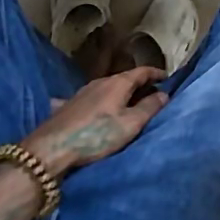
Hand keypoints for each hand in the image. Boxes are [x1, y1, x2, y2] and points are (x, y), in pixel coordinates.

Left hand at [23, 66, 167, 176]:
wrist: (52, 147)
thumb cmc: (96, 135)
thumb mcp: (129, 124)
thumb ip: (149, 108)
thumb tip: (164, 94)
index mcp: (117, 83)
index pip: (141, 71)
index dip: (156, 73)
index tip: (167, 77)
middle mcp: (99, 82)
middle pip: (124, 79)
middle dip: (140, 84)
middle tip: (154, 93)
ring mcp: (82, 92)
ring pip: (108, 88)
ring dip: (122, 93)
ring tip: (131, 103)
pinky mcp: (70, 105)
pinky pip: (93, 98)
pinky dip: (104, 101)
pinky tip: (100, 109)